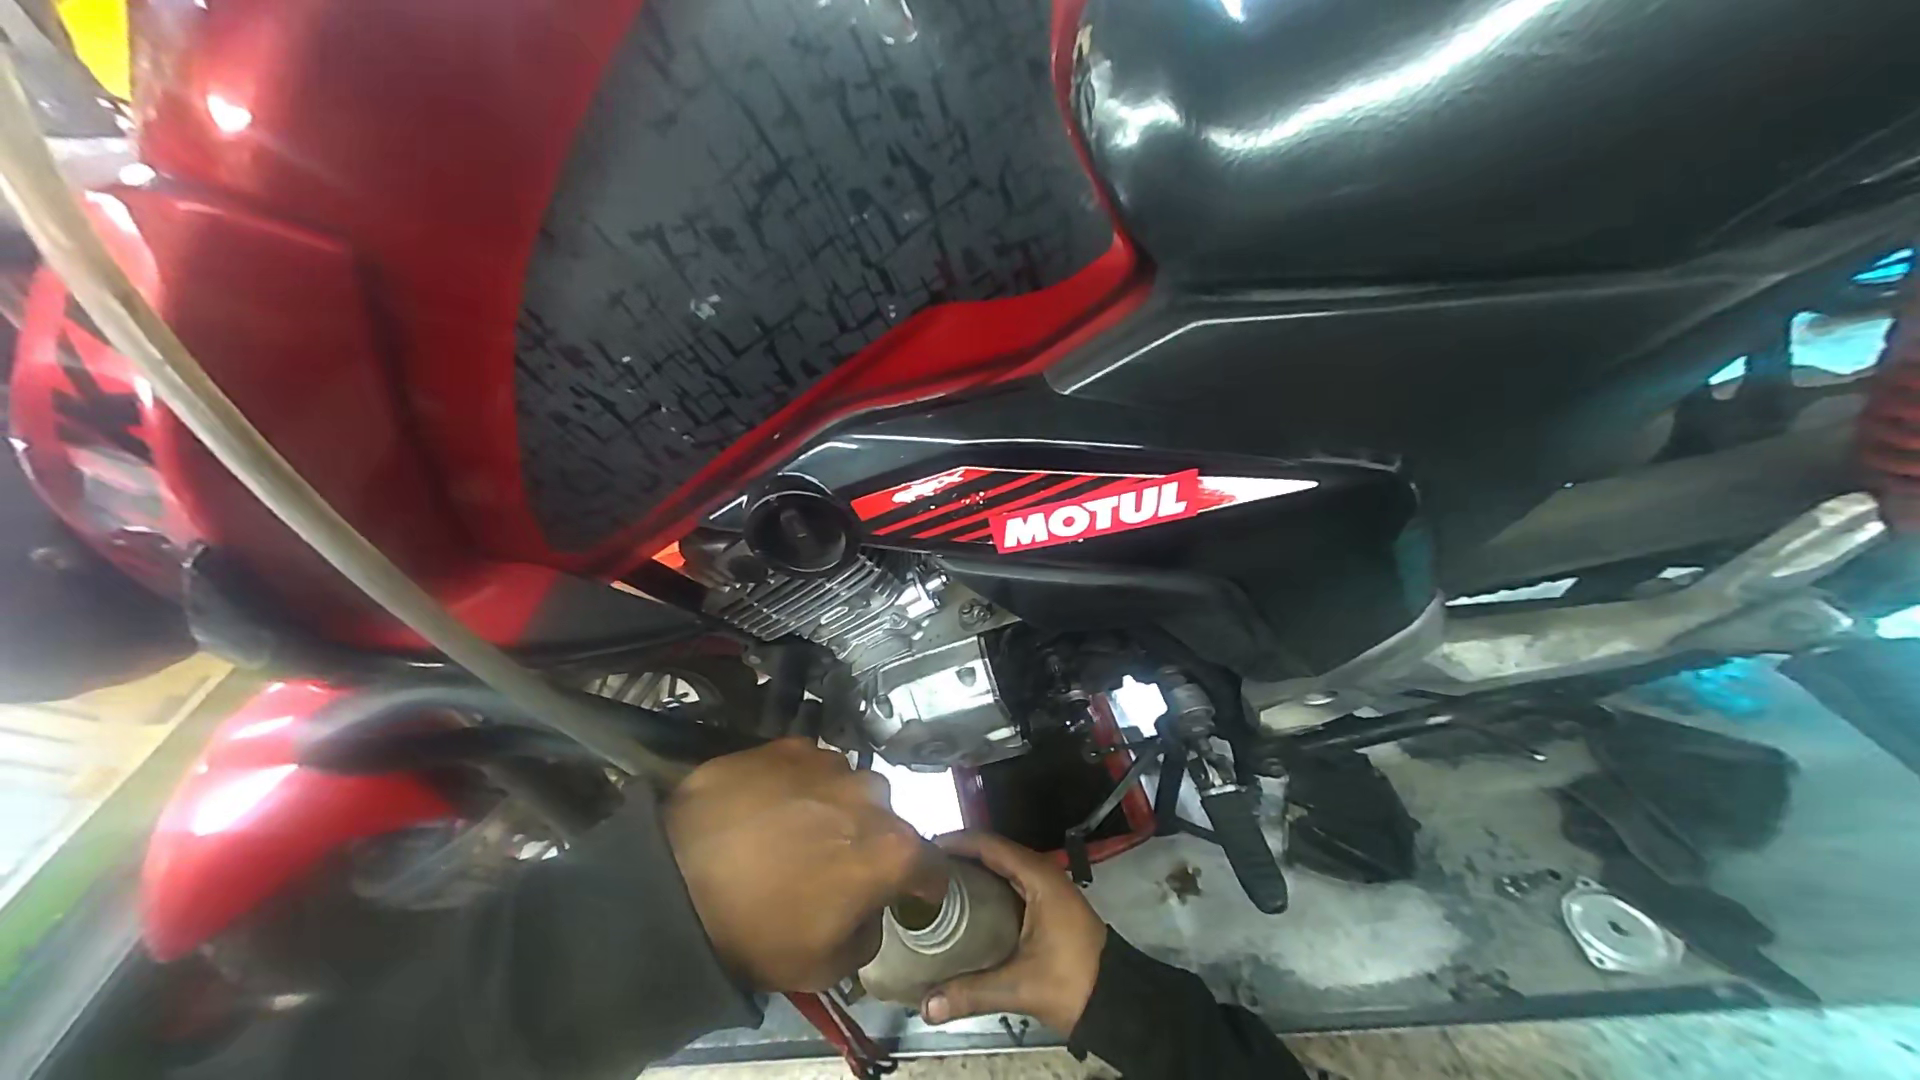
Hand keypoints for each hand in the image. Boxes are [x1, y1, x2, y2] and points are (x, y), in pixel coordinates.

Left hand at [664, 738, 945, 991]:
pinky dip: (800, 785)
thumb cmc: (758, 929)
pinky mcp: (788, 746)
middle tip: (834, 863)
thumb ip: (870, 936)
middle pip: (887, 819)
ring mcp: (828, 762)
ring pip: (848, 788)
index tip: (912, 891)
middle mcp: (871, 794)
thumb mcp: (825, 967)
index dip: (925, 883)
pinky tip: (769, 807)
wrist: (677, 880)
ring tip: (795, 831)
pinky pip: (809, 767)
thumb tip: (868, 909)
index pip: (932, 864)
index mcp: (892, 848)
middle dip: (871, 840)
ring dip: (835, 807)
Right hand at [920, 832, 1107, 1033]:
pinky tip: (964, 902)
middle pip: (993, 850)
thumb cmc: (1072, 981)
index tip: (926, 848)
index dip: (957, 842)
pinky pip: (1009, 880)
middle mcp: (1042, 872)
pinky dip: (985, 883)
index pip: (990, 844)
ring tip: (936, 880)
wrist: (1117, 1001)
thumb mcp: (1020, 985)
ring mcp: (1046, 886)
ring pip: (1002, 865)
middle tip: (924, 867)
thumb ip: (972, 991)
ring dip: (972, 868)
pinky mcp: (1046, 902)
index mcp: (1038, 876)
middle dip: (959, 854)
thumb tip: (926, 1005)